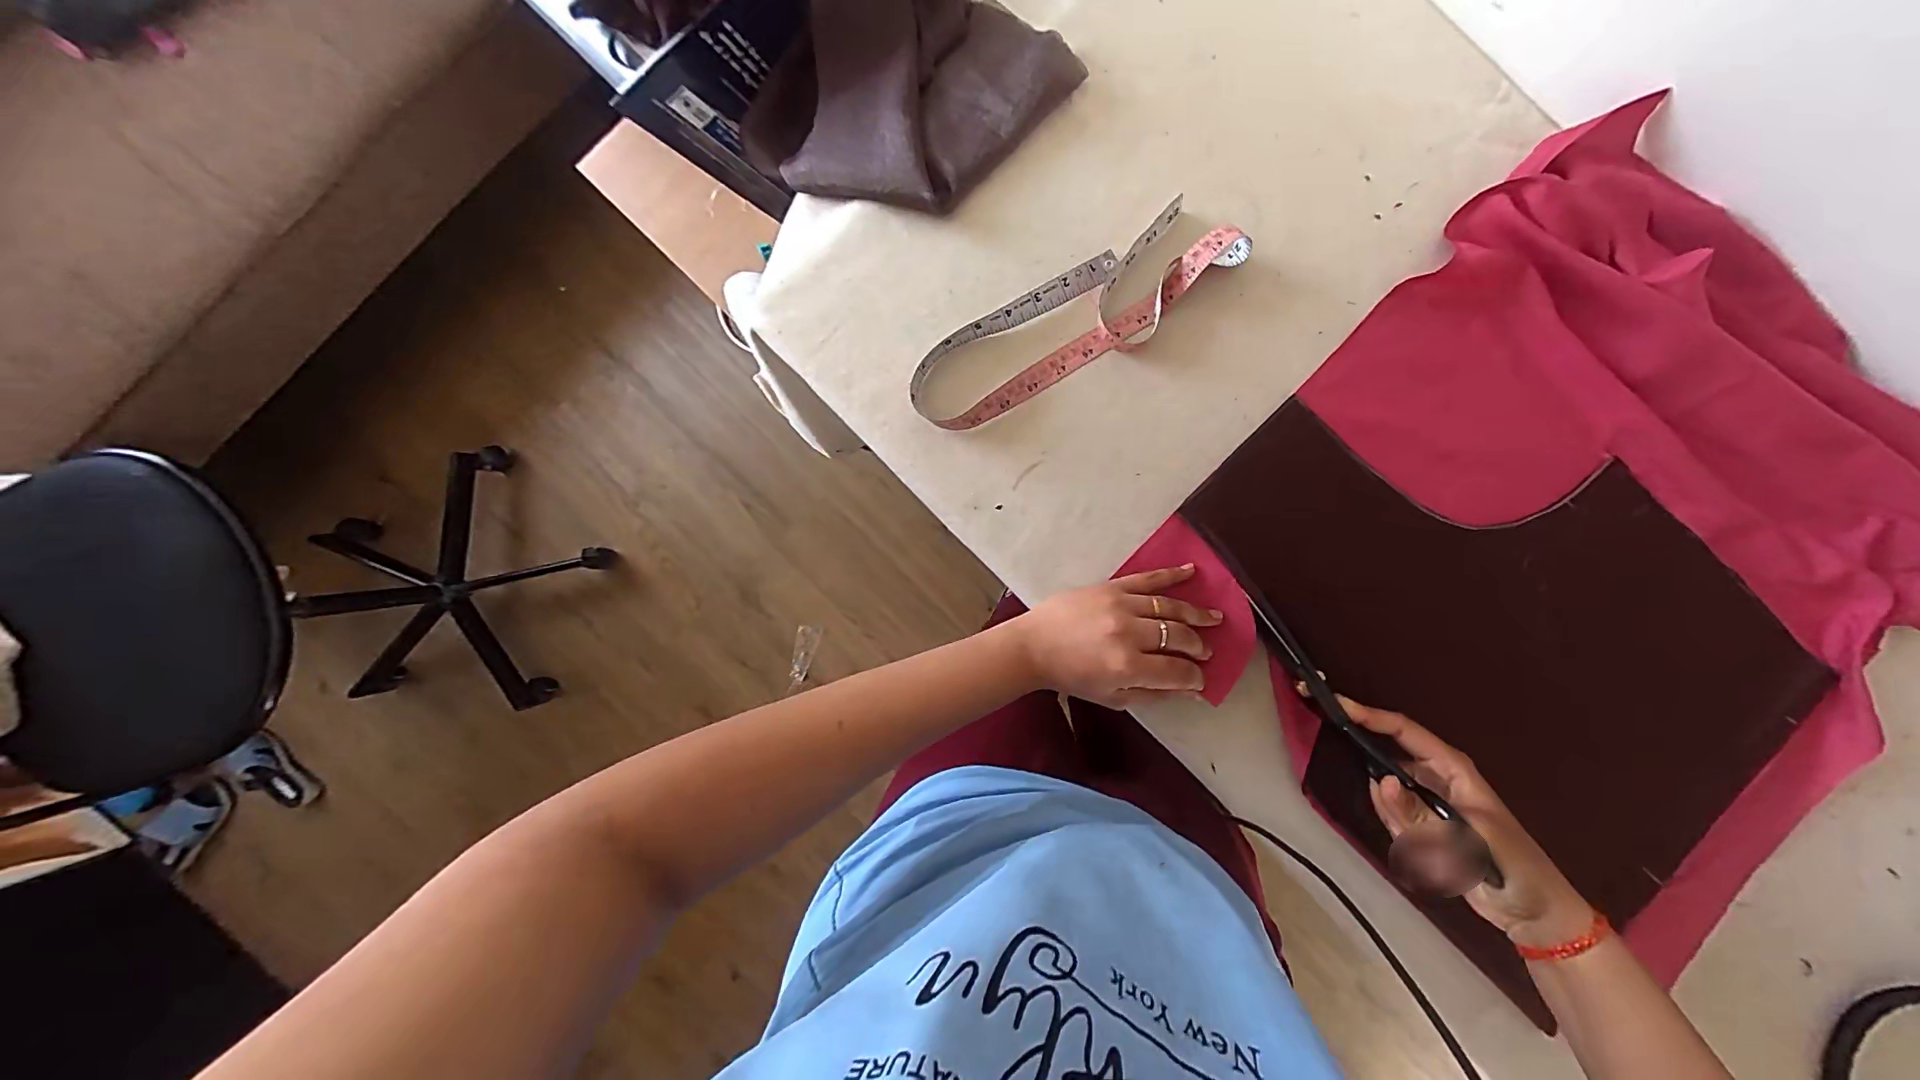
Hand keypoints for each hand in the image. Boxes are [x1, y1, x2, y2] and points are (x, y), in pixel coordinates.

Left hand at [1009, 565, 1223, 707]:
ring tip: (1213, 619)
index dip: (1195, 677)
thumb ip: (1150, 694)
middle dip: (1198, 647)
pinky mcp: (1110, 587)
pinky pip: (1148, 579)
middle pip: (1179, 637)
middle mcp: (1128, 634)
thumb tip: (1186, 689)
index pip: (1177, 671)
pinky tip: (1192, 572)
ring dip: (1195, 614)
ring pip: (1170, 607)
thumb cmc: (1070, 675)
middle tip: (1206, 651)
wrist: (1034, 644)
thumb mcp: (1110, 697)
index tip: (1200, 678)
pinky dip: (1171, 575)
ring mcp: (1120, 606)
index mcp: (1127, 666)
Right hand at [1342, 697, 1596, 948]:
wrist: (1536, 915)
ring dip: (1402, 827)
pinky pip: (1393, 823)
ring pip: (1387, 800)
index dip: (1368, 714)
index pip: (1403, 731)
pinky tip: (1439, 862)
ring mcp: (1423, 801)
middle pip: (1387, 765)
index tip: (1335, 705)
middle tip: (1411, 830)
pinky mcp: (1418, 824)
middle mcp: (1433, 777)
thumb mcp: (1468, 839)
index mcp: (1452, 767)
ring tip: (1443, 859)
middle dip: (1385, 793)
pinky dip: (1406, 842)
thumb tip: (1378, 781)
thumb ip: (1418, 812)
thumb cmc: (1513, 867)